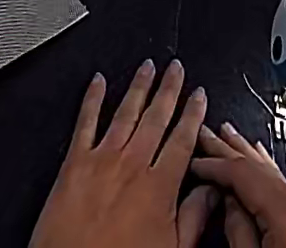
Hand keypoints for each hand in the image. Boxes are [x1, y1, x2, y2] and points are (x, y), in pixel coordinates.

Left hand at [30, 60, 215, 247]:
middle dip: (169, 89)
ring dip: (139, 86)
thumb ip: (193, 219)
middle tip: (176, 68)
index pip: (182, 138)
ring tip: (147, 66)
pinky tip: (98, 81)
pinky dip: (92, 99)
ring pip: (126, 112)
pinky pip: (85, 124)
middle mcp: (133, 166)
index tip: (199, 95)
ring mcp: (102, 161)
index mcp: (158, 187)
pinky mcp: (73, 166)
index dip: (193, 114)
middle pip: (156, 117)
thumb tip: (212, 190)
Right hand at [191, 123, 285, 247]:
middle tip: (207, 129)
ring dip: (248, 156)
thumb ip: (238, 230)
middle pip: (261, 172)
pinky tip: (259, 157)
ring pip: (274, 177)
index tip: (194, 154)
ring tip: (228, 134)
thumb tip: (229, 198)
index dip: (217, 163)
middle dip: (231, 151)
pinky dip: (267, 173)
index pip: (246, 176)